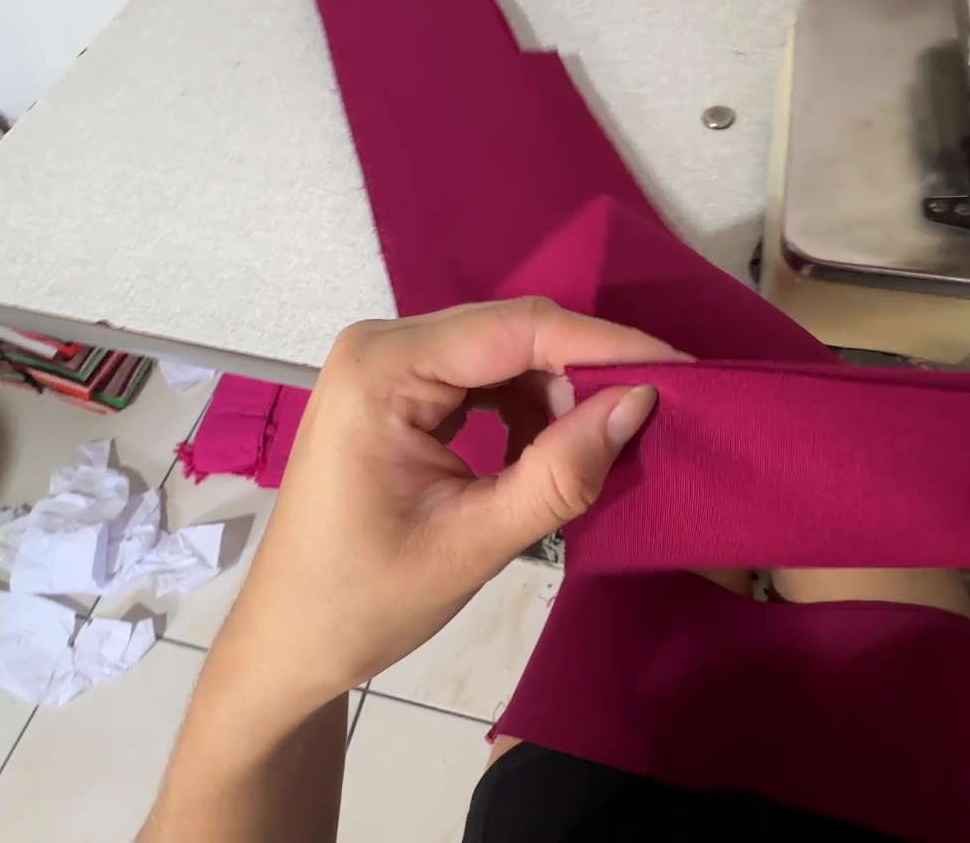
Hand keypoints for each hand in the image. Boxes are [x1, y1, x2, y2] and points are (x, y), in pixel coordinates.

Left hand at [221, 297, 686, 703]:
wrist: (290, 640)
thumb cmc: (364, 601)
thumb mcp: (473, 541)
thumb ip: (561, 471)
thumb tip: (640, 402)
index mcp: (383, 367)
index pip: (517, 330)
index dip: (605, 345)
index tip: (680, 368)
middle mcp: (383, 344)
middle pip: (511, 332)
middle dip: (584, 370)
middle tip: (650, 409)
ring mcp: (388, 362)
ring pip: (502, 353)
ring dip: (557, 392)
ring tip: (597, 441)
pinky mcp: (399, 387)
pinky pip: (482, 377)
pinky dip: (526, 407)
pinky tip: (547, 446)